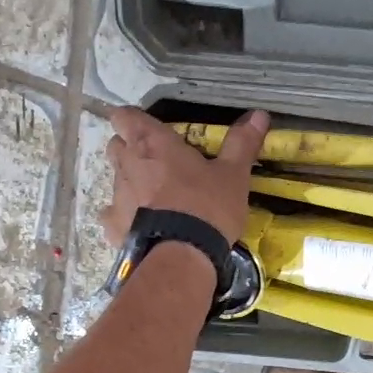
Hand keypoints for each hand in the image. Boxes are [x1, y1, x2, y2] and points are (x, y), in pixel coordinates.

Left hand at [101, 107, 268, 244]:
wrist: (183, 257)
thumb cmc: (208, 207)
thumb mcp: (233, 175)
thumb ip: (241, 144)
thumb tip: (260, 115)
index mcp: (152, 142)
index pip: (125, 115)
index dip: (134, 121)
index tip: (150, 131)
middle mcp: (127, 163)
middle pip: (117, 145)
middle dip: (131, 151)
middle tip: (157, 166)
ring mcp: (116, 196)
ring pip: (115, 180)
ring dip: (130, 185)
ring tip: (154, 202)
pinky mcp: (113, 227)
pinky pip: (112, 216)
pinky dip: (123, 218)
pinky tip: (140, 228)